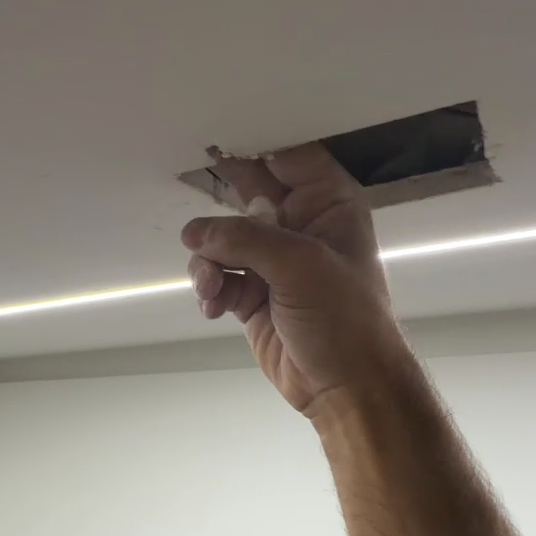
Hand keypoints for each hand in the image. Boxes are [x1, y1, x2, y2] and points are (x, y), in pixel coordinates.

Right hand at [182, 144, 410, 416]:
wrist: (344, 384)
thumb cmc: (342, 318)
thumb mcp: (299, 266)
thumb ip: (244, 240)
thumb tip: (192, 231)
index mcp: (328, 205)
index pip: (290, 159)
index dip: (256, 151)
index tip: (216, 151)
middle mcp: (299, 227)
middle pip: (249, 197)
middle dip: (221, 208)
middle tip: (197, 209)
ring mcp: (273, 264)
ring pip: (223, 242)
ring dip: (208, 263)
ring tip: (211, 289)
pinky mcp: (251, 297)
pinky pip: (218, 279)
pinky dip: (210, 291)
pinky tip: (214, 308)